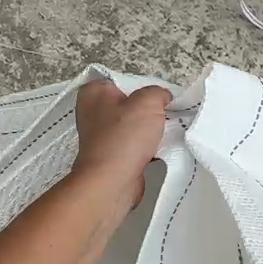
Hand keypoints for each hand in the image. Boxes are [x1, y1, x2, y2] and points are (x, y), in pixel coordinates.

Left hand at [69, 80, 170, 212]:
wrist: (111, 182)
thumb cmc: (124, 137)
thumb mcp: (148, 102)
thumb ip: (158, 92)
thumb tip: (163, 97)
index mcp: (95, 92)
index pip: (127, 81)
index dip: (148, 90)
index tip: (165, 100)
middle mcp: (93, 111)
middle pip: (132, 104)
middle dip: (152, 111)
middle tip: (168, 117)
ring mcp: (101, 134)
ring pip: (136, 125)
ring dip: (152, 131)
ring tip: (167, 134)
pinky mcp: (111, 154)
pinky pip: (135, 144)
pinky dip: (148, 147)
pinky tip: (161, 150)